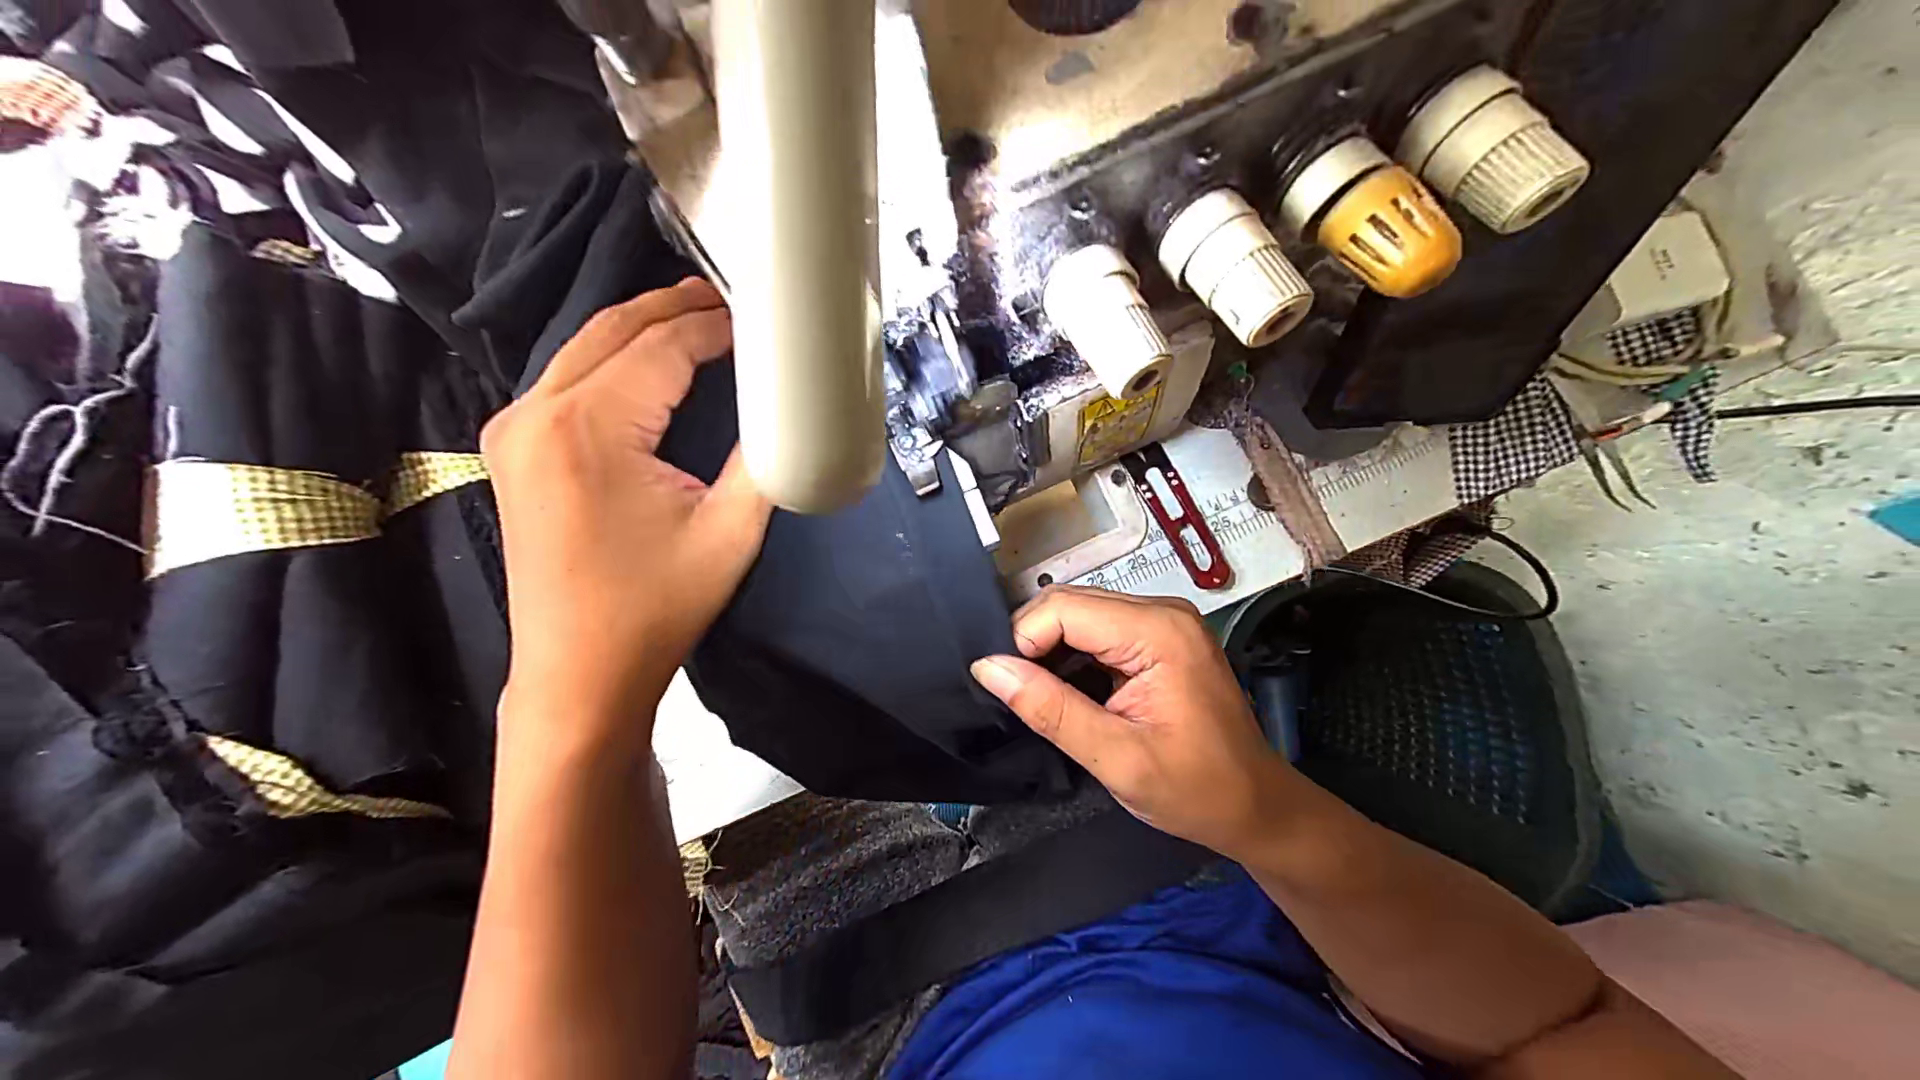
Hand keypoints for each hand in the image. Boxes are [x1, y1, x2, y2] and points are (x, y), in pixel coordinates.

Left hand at [483, 279, 771, 745]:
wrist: (579, 673)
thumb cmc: (656, 607)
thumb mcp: (731, 531)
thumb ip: (762, 459)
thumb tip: (780, 411)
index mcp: (588, 428)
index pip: (659, 349)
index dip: (713, 327)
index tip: (755, 318)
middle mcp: (536, 413)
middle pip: (612, 331)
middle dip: (673, 308)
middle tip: (727, 297)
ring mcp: (514, 430)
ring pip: (584, 348)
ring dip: (642, 328)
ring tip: (695, 318)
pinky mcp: (514, 451)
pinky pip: (568, 378)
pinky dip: (613, 359)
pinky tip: (649, 362)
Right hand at [969, 586, 1290, 857]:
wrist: (1256, 805)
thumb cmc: (1199, 790)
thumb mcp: (1117, 758)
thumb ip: (1050, 709)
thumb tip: (989, 669)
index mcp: (1159, 632)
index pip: (1062, 607)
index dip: (1023, 642)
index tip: (1011, 689)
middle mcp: (1162, 611)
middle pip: (1068, 603)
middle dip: (1032, 644)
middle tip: (1022, 696)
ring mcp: (1162, 620)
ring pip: (1077, 613)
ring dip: (1049, 650)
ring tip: (1044, 697)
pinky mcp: (1157, 635)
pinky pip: (1095, 628)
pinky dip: (1071, 654)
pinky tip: (1068, 690)